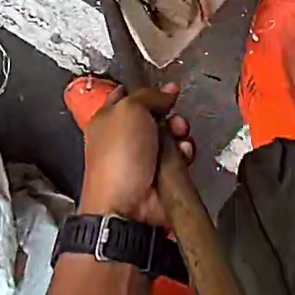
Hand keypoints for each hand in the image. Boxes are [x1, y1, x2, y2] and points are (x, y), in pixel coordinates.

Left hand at [77, 83, 194, 225]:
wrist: (127, 207)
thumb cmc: (119, 155)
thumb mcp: (130, 110)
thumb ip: (149, 95)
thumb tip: (167, 92)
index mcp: (108, 120)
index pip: (128, 96)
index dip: (147, 90)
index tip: (166, 88)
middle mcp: (126, 138)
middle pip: (156, 115)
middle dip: (169, 113)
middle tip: (173, 118)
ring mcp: (145, 158)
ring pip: (171, 134)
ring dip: (180, 132)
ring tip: (179, 136)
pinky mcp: (164, 175)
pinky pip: (181, 157)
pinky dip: (185, 154)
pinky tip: (183, 155)